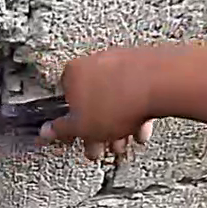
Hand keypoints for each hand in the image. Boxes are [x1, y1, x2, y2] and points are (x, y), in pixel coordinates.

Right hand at [38, 47, 159, 161]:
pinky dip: (136, 111)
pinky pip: (135, 92)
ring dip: (119, 124)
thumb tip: (46, 131)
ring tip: (126, 141)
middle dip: (99, 129)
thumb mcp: (82, 127)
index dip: (74, 126)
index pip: (65, 103)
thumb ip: (62, 129)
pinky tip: (142, 128)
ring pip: (115, 99)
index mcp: (72, 73)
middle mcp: (94, 62)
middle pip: (92, 102)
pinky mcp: (143, 65)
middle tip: (104, 146)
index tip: (81, 138)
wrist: (160, 84)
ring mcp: (120, 61)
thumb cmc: (118, 102)